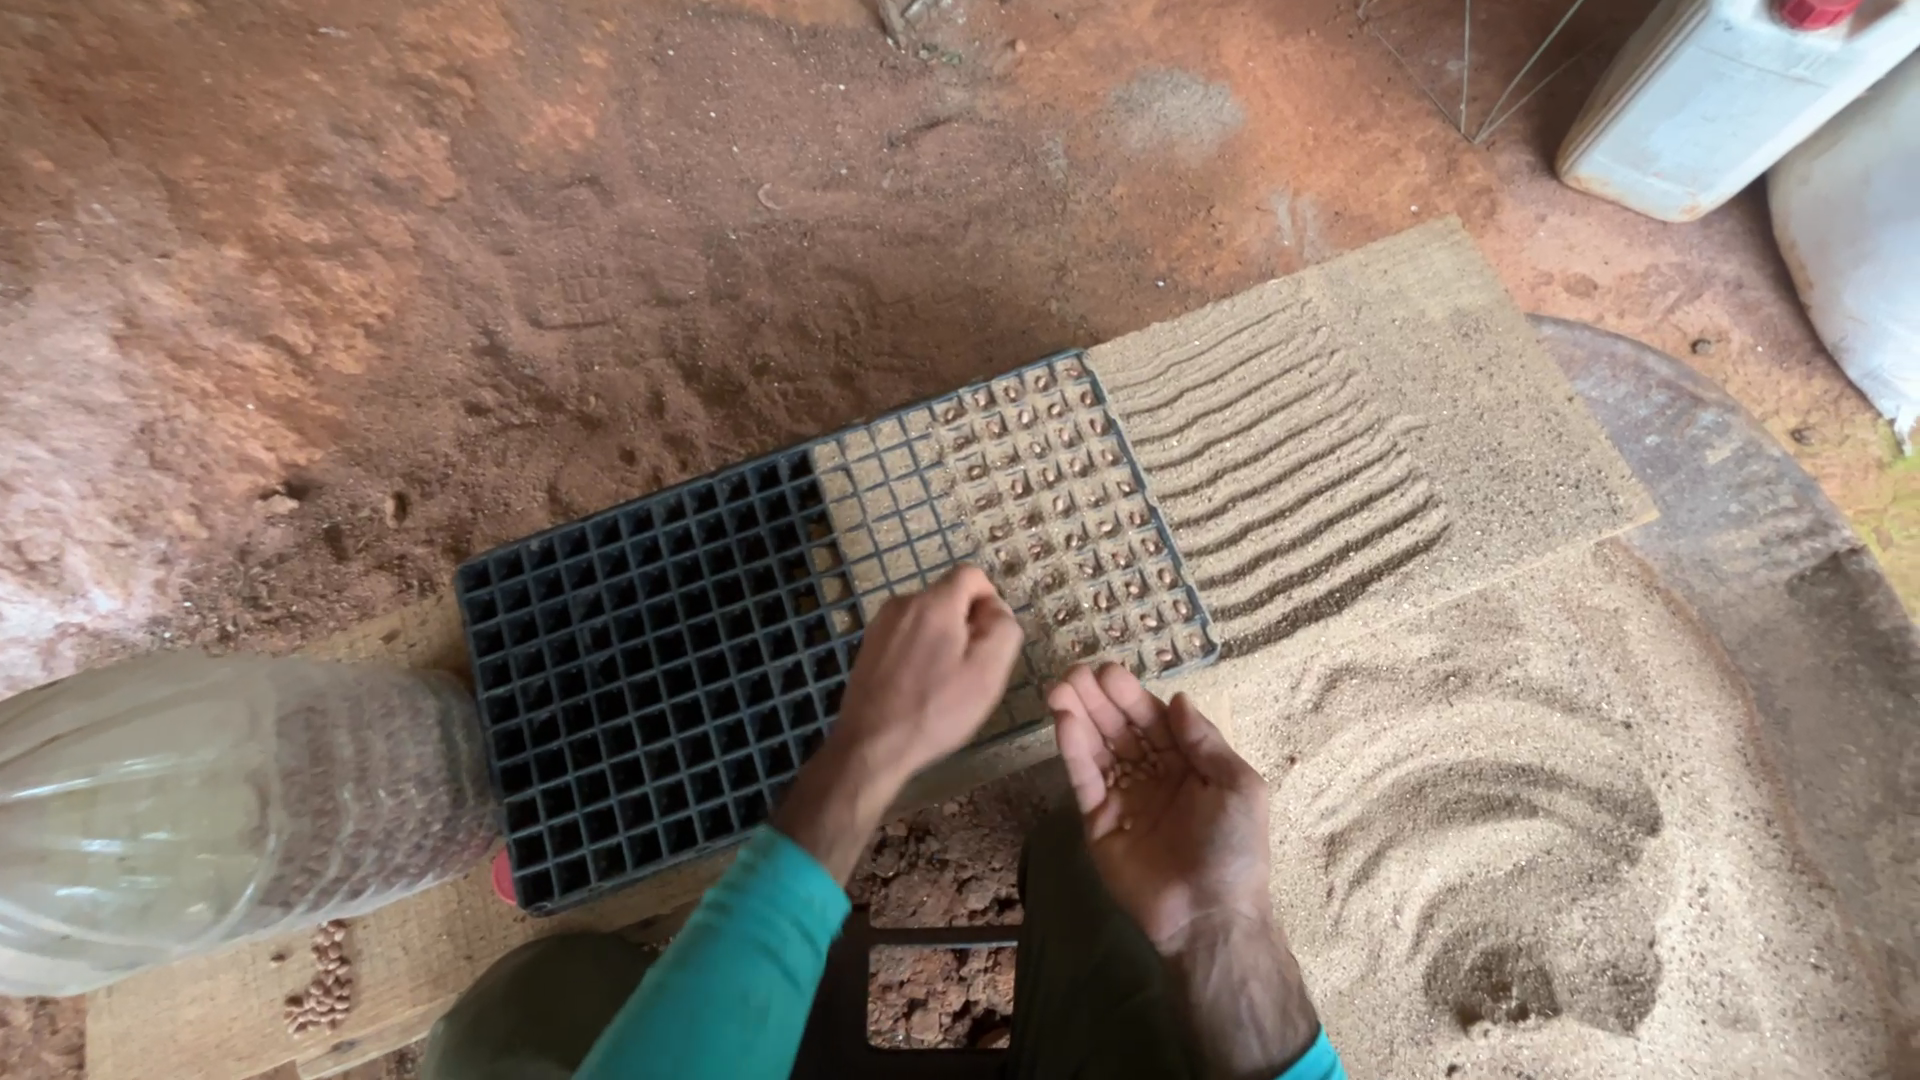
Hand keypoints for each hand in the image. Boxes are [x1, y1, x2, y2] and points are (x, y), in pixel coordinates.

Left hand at [772, 566, 1022, 882]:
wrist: (871, 745)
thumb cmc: (936, 709)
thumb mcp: (988, 672)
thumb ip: (1003, 628)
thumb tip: (996, 610)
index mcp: (933, 602)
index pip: (972, 575)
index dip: (991, 601)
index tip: (990, 639)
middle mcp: (903, 603)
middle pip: (949, 597)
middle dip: (967, 624)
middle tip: (970, 668)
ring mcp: (880, 624)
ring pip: (928, 617)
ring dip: (943, 639)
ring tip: (944, 682)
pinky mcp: (868, 646)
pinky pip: (907, 635)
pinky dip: (920, 651)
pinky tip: (919, 686)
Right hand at [1048, 663, 1269, 952]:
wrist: (1211, 917)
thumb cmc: (1233, 848)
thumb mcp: (1238, 786)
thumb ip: (1204, 740)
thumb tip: (1177, 698)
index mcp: (1185, 765)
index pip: (1152, 721)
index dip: (1130, 695)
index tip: (1107, 671)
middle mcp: (1150, 775)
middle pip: (1119, 728)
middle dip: (1097, 699)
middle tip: (1074, 671)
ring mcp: (1122, 797)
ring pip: (1097, 747)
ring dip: (1078, 715)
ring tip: (1059, 687)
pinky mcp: (1097, 820)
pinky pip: (1085, 778)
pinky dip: (1073, 749)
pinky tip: (1064, 720)